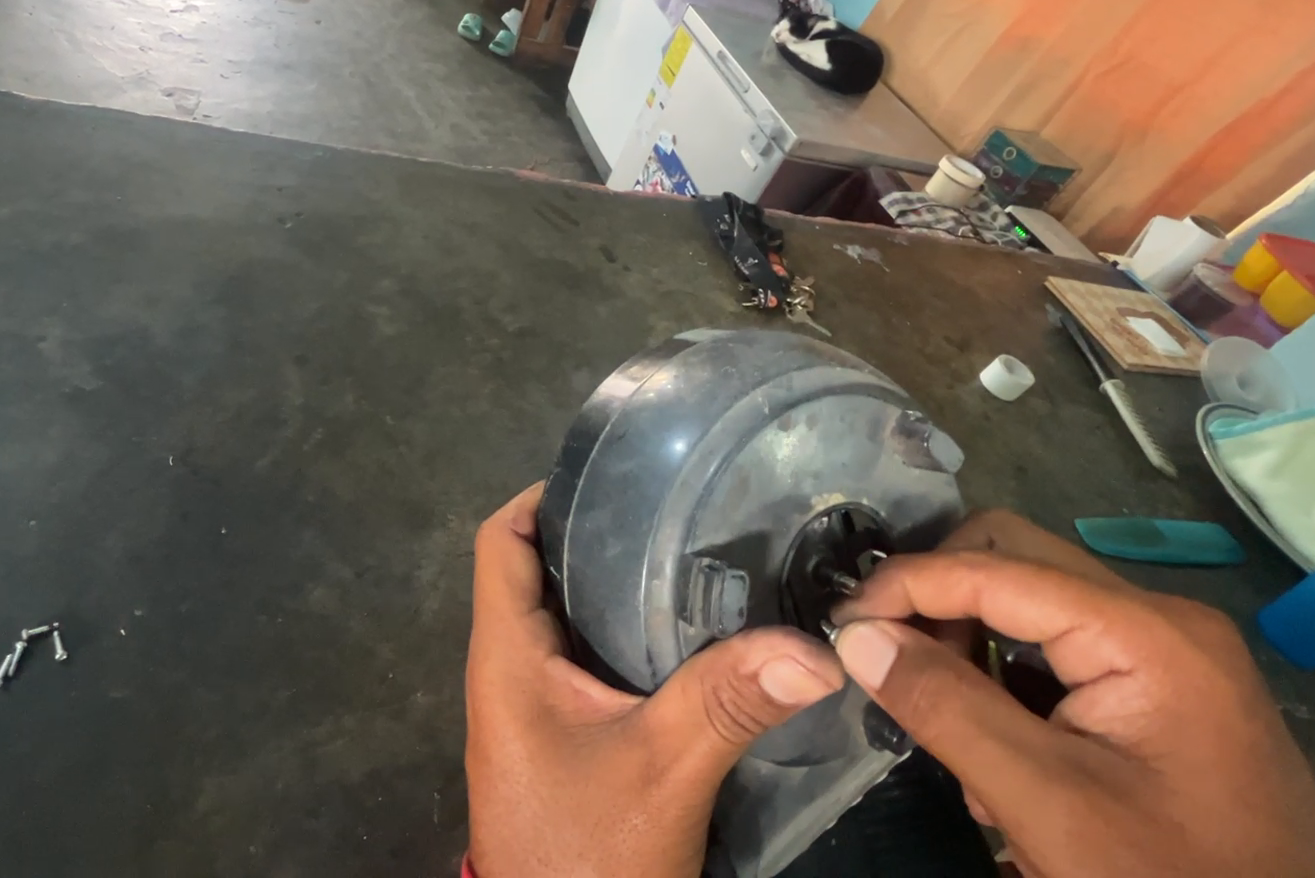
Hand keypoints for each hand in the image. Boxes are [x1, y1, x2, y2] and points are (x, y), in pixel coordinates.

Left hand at [465, 483, 846, 877]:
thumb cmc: (586, 857)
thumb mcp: (662, 774)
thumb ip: (727, 702)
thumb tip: (815, 649)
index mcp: (506, 655)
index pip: (499, 541)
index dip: (539, 496)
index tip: (606, 475)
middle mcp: (508, 666)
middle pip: (532, 566)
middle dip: (589, 531)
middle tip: (665, 504)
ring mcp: (530, 700)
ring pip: (560, 611)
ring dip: (608, 580)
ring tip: (680, 546)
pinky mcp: (556, 728)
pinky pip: (581, 652)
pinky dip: (620, 627)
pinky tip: (678, 625)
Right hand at [832, 510, 1314, 877]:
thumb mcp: (1049, 805)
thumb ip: (946, 708)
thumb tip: (855, 635)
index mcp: (1142, 632)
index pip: (988, 567)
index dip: (903, 585)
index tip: (841, 629)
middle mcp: (1155, 617)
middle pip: (1007, 555)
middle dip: (935, 597)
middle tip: (890, 657)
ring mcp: (1161, 649)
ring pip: (1024, 594)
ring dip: (964, 634)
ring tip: (942, 710)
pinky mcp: (1156, 685)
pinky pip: (1051, 640)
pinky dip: (1000, 666)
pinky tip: (992, 732)